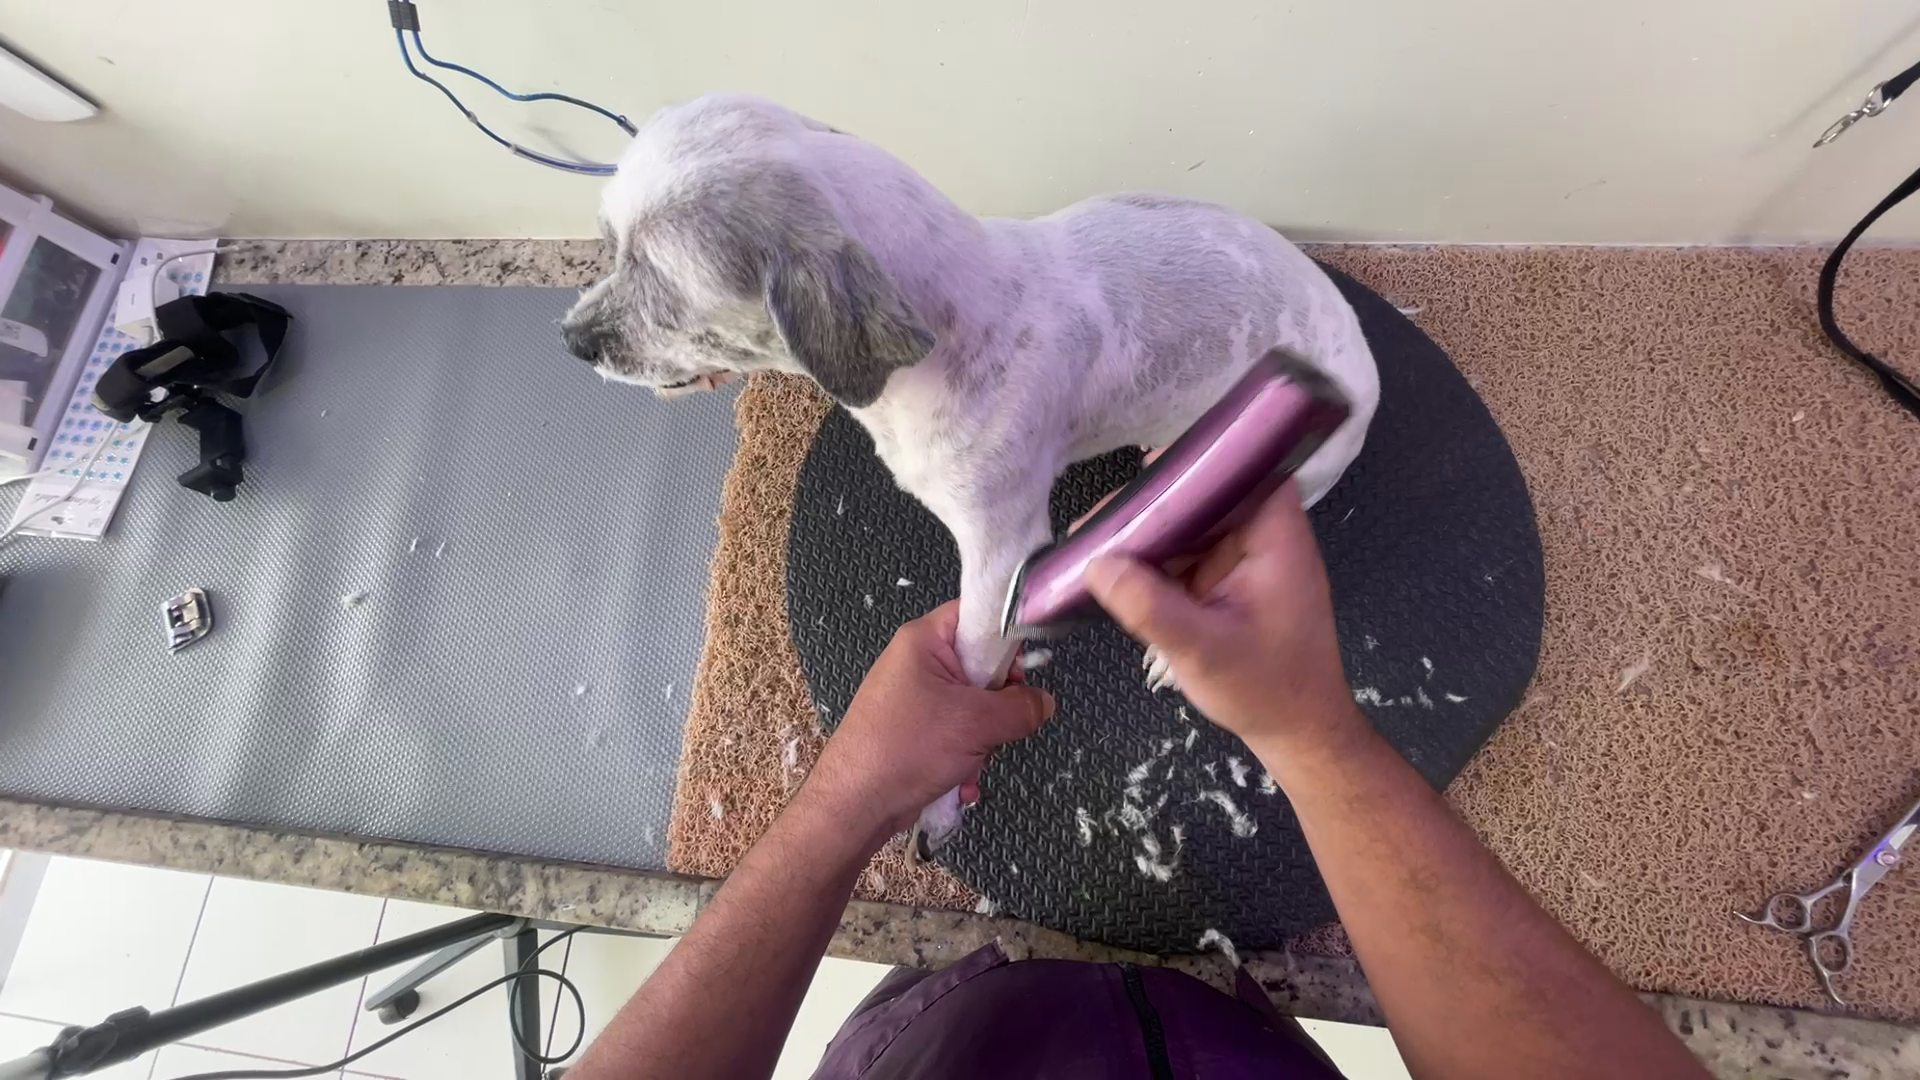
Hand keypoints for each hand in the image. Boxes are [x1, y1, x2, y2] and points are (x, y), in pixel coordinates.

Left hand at [803, 601, 1054, 843]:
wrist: (854, 805)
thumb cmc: (910, 746)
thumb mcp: (977, 723)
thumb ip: (1021, 707)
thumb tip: (1044, 702)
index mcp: (924, 639)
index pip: (976, 615)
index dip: (1005, 637)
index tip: (1023, 669)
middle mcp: (917, 661)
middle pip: (979, 665)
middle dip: (997, 702)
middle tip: (1002, 720)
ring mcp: (914, 697)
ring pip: (971, 705)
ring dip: (983, 739)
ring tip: (973, 760)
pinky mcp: (912, 730)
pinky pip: (954, 732)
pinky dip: (964, 756)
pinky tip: (961, 782)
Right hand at [1082, 479, 1363, 755]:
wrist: (1296, 733)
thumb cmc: (1266, 689)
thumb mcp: (1204, 651)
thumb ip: (1150, 608)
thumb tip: (1097, 565)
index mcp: (1276, 541)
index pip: (1250, 474)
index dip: (1205, 460)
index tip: (1151, 467)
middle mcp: (1261, 541)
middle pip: (1207, 499)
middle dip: (1155, 504)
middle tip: (1100, 519)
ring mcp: (1241, 563)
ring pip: (1190, 529)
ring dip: (1147, 535)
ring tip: (1094, 540)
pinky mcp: (1223, 584)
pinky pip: (1184, 558)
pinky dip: (1152, 562)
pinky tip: (1115, 569)